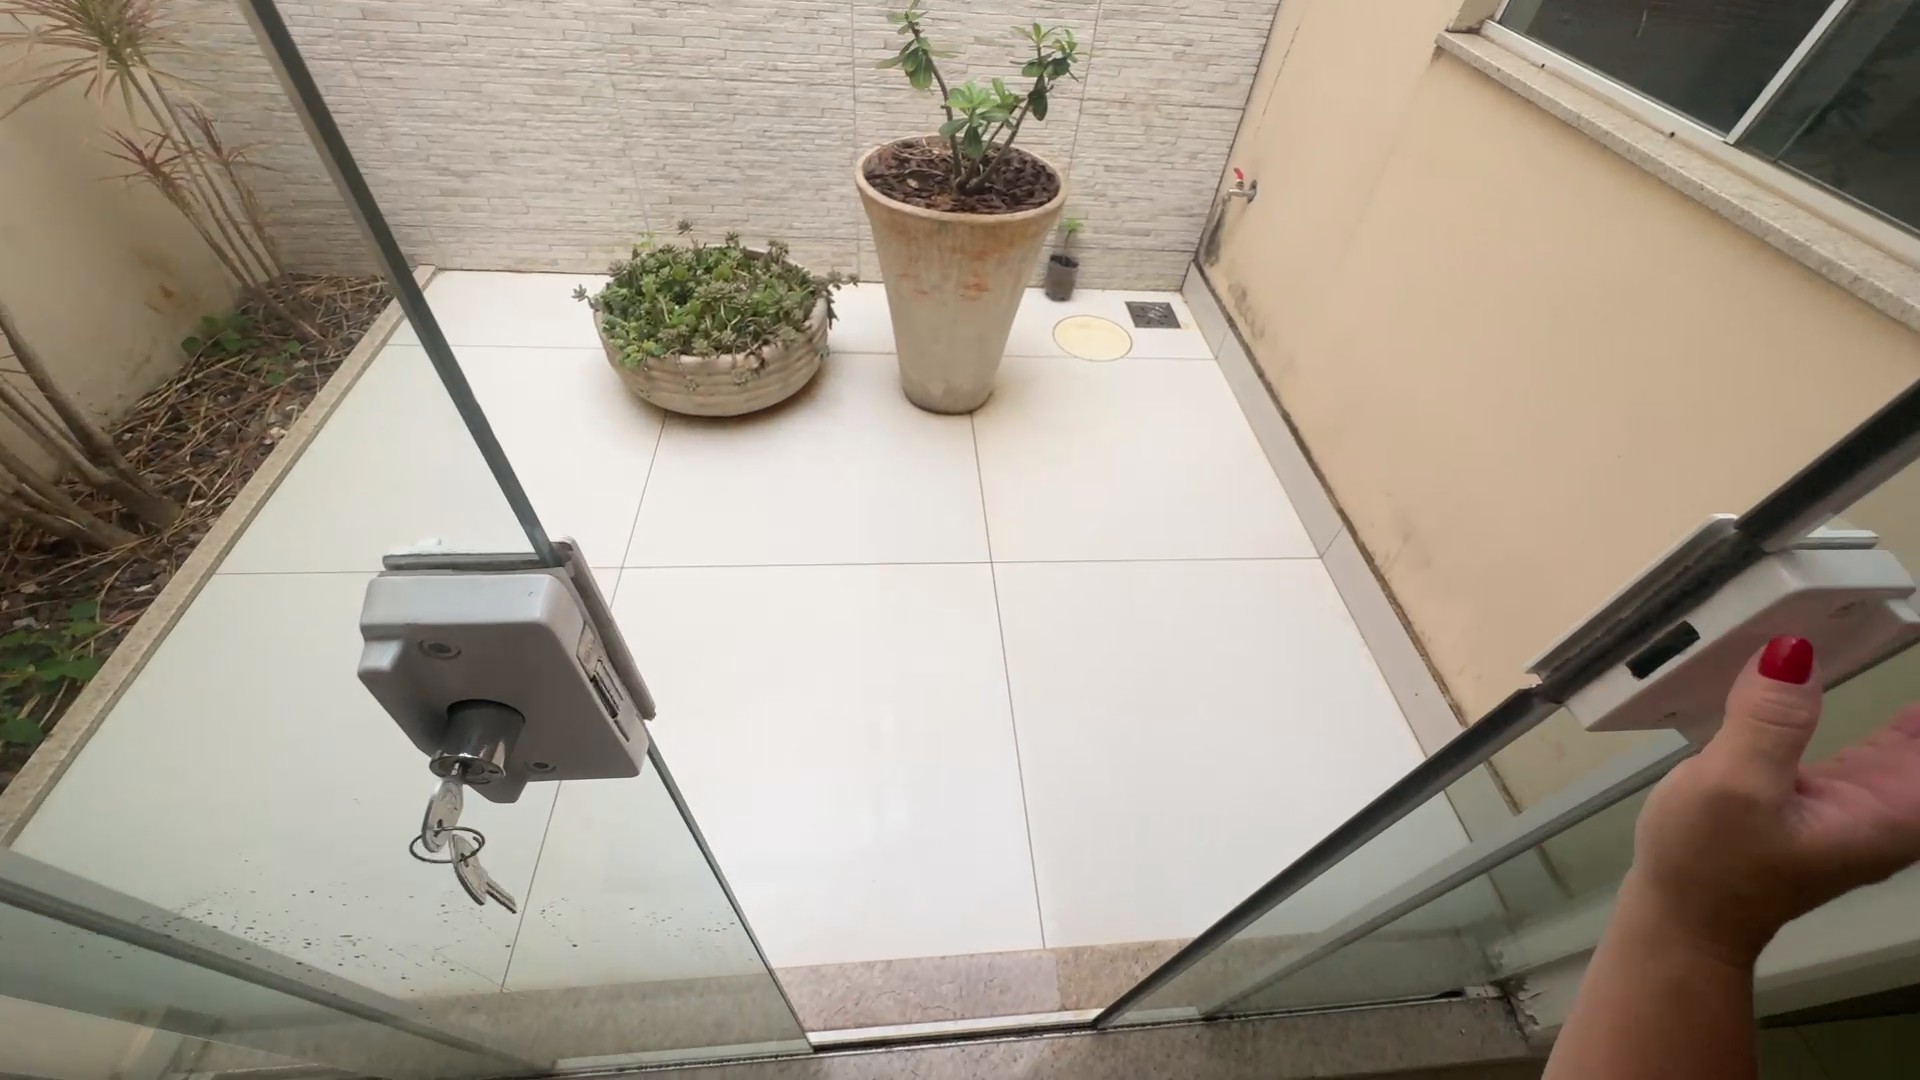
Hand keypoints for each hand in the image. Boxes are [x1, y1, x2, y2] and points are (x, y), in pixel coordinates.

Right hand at [1624, 636, 1919, 966]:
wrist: (1684, 908)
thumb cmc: (1710, 855)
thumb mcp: (1733, 785)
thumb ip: (1768, 720)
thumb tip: (1796, 650)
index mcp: (1898, 806)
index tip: (1914, 630)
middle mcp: (1895, 804)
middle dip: (1919, 707)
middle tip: (1892, 626)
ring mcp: (1860, 801)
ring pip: (1903, 739)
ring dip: (1903, 705)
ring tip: (1875, 641)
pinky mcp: (1820, 796)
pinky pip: (1863, 744)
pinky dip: (1864, 713)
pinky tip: (1831, 686)